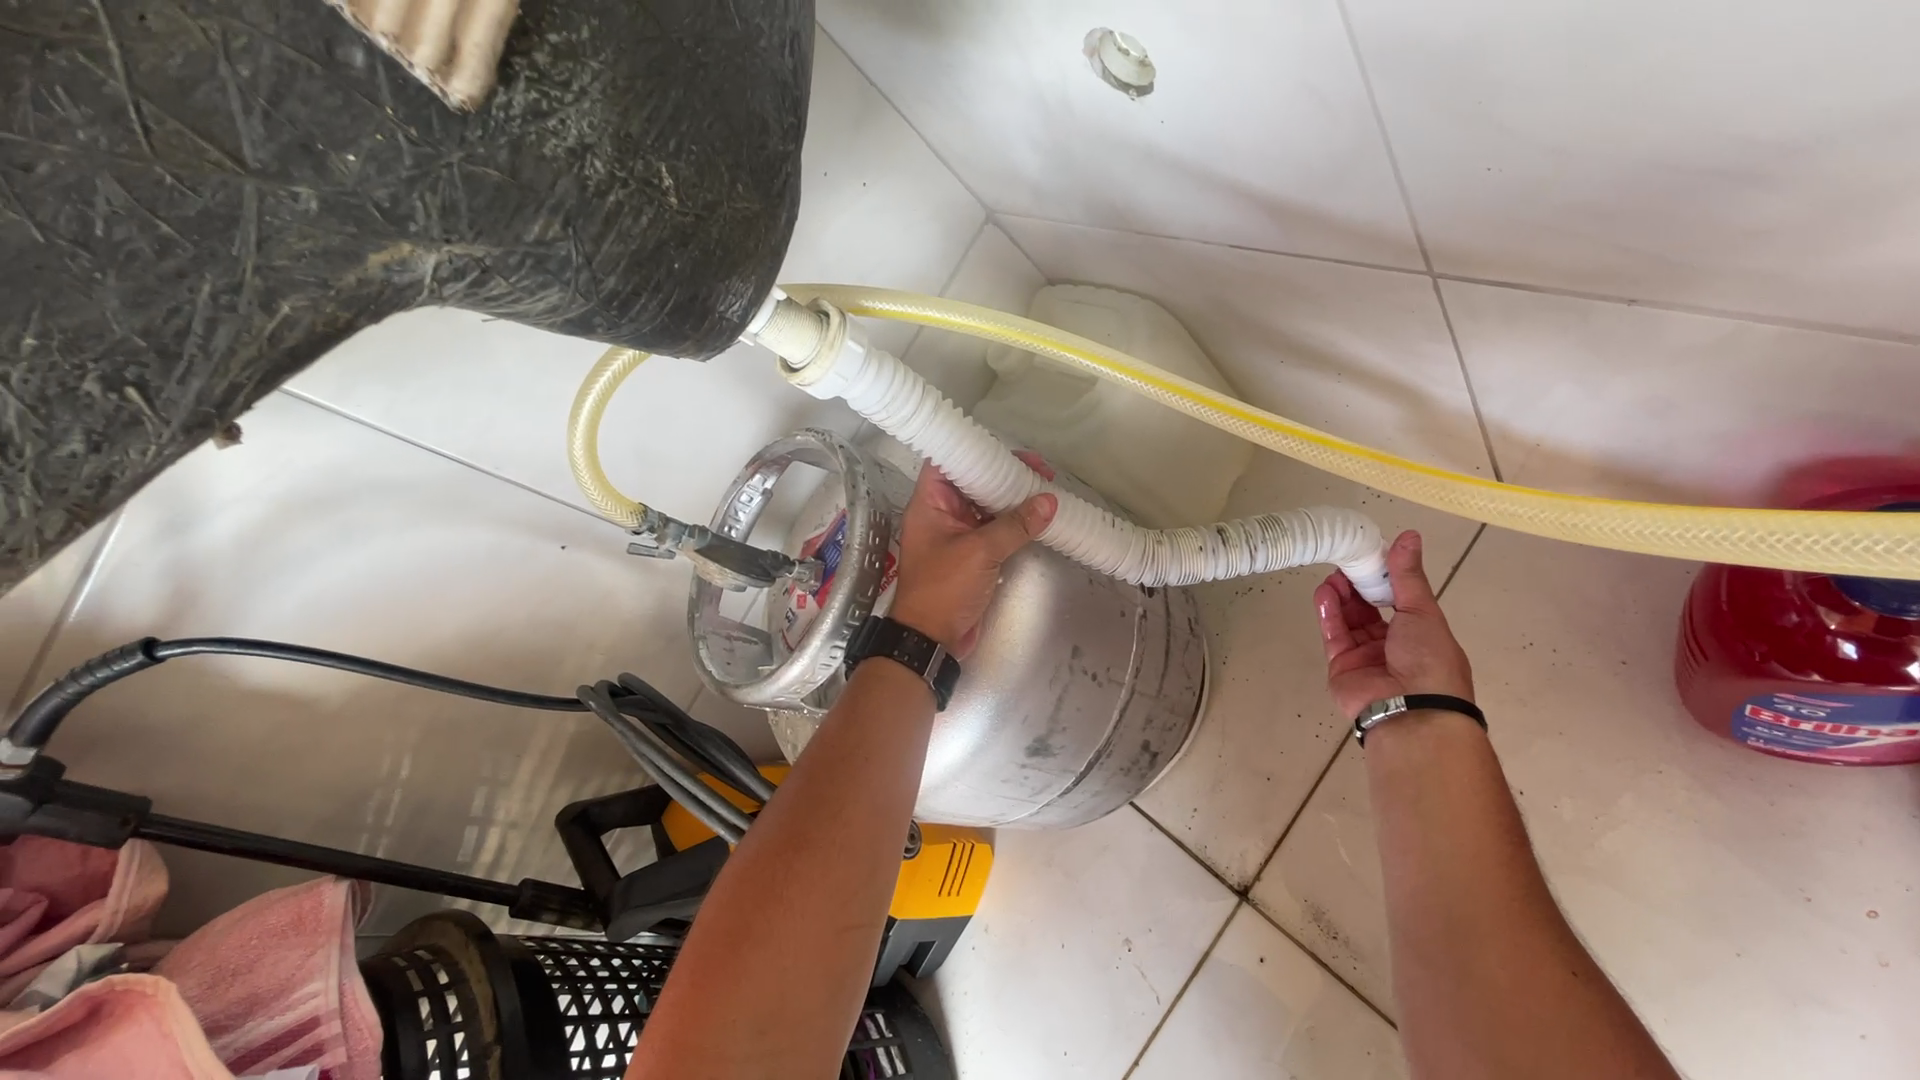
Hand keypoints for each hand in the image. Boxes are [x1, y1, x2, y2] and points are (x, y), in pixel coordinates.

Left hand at [888, 454, 1056, 657]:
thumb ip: (1015, 525)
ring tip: (1045, 490)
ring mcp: (956, 535)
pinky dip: (1013, 522)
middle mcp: (940, 514)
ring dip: (1012, 498)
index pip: (946, 461)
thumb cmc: (944, 590)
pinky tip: (1037, 517)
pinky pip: (993, 528)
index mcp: (929, 504)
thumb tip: (1049, 501)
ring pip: (985, 505)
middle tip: (1039, 471)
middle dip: (1004, 473)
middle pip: (972, 481)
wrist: (932, 641)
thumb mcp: (981, 552)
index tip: (1009, 451)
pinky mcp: (971, 555)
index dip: (976, 450)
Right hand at [1314, 530, 1473, 718]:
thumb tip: (1409, 535)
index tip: (1370, 556)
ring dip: (1341, 597)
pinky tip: (1324, 594)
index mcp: (1420, 633)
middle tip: (1345, 563)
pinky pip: (1334, 635)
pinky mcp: (1341, 665)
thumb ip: (1407, 575)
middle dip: (1357, 585)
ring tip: (1332, 576)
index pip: (1397, 599)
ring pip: (1349, 620)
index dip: (1383, 578)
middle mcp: (1393, 644)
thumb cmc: (1428, 658)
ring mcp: (1365, 656)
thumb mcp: (1423, 611)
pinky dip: (1328, 614)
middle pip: (1370, 609)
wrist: (1410, 709)